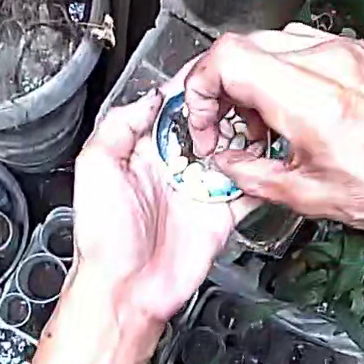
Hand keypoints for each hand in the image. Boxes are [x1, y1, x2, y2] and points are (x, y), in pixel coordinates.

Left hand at [68, 88, 253, 327]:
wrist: (125, 292)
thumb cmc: (103, 239)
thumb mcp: (94, 167)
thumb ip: (119, 125)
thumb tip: (150, 97)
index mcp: (142, 153)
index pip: (170, 109)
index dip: (190, 89)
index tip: (209, 71)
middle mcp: (173, 169)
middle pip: (207, 128)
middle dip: (225, 110)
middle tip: (243, 94)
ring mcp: (198, 192)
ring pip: (232, 155)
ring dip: (247, 139)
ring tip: (262, 120)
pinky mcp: (220, 216)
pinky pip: (246, 192)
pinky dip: (260, 178)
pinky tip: (269, 162)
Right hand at [182, 25, 363, 289]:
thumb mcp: (304, 196)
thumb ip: (249, 175)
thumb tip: (225, 161)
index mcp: (312, 101)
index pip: (227, 60)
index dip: (199, 89)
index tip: (203, 122)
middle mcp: (327, 64)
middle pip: (239, 47)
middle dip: (216, 87)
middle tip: (219, 124)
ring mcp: (342, 53)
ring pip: (264, 43)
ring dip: (245, 80)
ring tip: (255, 122)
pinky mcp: (353, 54)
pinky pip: (295, 47)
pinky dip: (273, 73)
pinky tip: (283, 108)